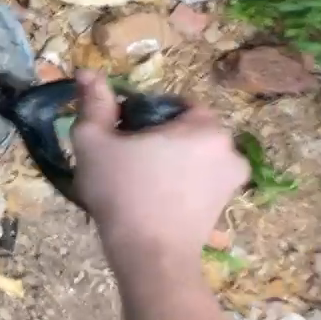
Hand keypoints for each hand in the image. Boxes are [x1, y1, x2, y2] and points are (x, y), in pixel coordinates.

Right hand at [71, 71, 246, 275]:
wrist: (149, 247)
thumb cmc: (119, 187)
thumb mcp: (93, 138)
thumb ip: (94, 102)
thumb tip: (87, 72)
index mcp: (204, 130)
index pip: (177, 103)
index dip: (144, 108)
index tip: (118, 124)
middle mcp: (230, 151)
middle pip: (185, 127)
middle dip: (154, 130)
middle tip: (118, 145)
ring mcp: (233, 179)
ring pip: (191, 150)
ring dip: (164, 152)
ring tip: (129, 168)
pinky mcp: (226, 200)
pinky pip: (197, 172)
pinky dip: (174, 172)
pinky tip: (147, 186)